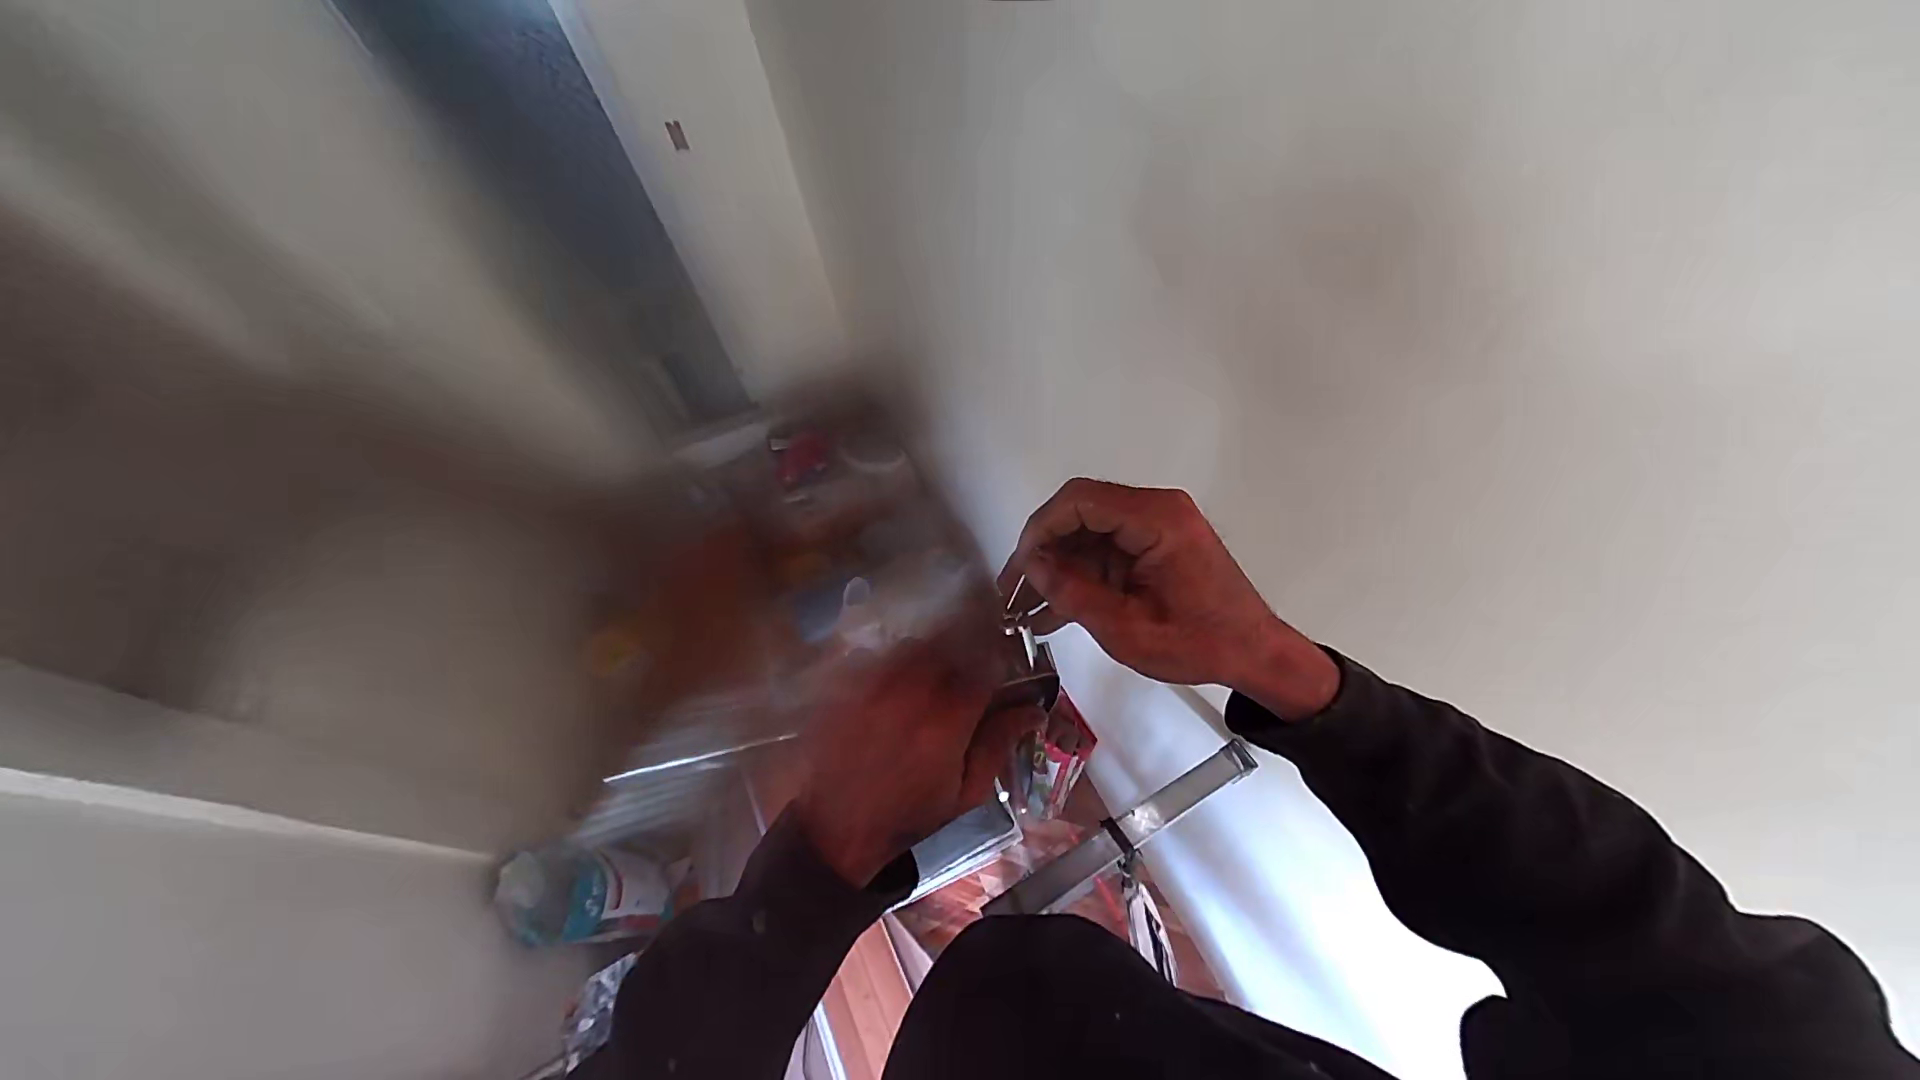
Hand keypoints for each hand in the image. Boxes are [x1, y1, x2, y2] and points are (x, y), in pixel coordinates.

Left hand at [793, 639, 1041, 885]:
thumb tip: (1033, 711)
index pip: (985, 668)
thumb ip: (999, 743)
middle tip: (966, 677)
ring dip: (932, 655)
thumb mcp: (966, 792)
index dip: (997, 668)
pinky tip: (900, 685)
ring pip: (916, 646)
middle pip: (950, 646)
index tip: (998, 677)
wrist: (838, 828)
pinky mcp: (849, 685)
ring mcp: (876, 684)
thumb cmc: (909, 814)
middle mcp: (912, 691)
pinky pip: (882, 656)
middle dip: (965, 655)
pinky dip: (898, 662)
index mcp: (948, 719)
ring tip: (933, 680)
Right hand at [998, 478, 1338, 719]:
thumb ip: (1075, 595)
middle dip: (1041, 552)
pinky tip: (1053, 609)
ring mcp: (1153, 528)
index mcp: (1157, 521)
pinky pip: (1102, 553)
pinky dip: (1078, 577)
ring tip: (1025, 606)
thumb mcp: (1129, 629)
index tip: (1020, 565)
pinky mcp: (1150, 547)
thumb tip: (1032, 569)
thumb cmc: (1205, 642)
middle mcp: (1156, 512)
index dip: (1040, 529)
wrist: (1254, 654)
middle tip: (1013, 588)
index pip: (1080, 501)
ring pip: (1084, 536)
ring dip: (1055, 569)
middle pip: (1078, 515)